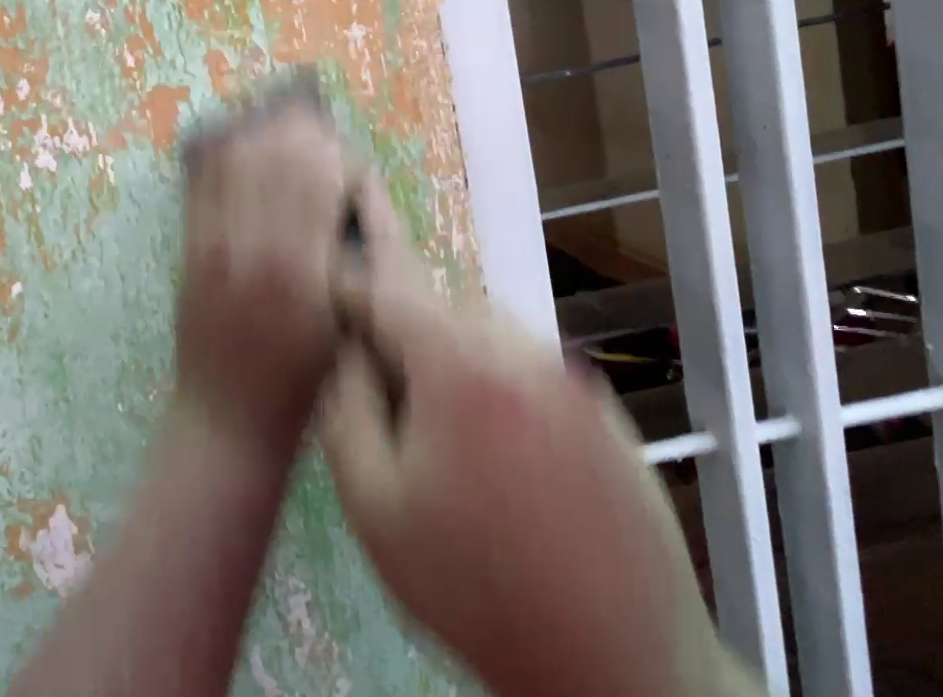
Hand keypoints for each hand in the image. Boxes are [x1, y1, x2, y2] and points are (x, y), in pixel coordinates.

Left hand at [175, 92, 348, 459]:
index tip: (349, 158)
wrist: (228, 421)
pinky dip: (222, 155)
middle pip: (276, 155)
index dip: (338, 155)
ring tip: (281, 126)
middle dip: (300, 132)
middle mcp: (253, 247)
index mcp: (303, 270)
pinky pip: (201, 185)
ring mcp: (212, 247)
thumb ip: (348, 255)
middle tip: (316, 130)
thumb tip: (348, 192)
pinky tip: (238, 143)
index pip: (320, 175)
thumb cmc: (303, 386)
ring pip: (235, 159)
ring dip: (260, 133)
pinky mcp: (187, 253)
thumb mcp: (344, 324)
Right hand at [318, 180, 742, 696]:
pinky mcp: (604, 410)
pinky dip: (496, 379)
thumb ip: (346, 409)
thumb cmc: (474, 585)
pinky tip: (495, 452)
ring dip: (450, 351)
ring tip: (436, 426)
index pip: (389, 290)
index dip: (349, 284)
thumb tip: (348, 354)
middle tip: (378, 384)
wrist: (617, 658)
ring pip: (488, 332)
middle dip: (401, 328)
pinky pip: (530, 367)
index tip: (325, 290)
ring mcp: (573, 378)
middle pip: (442, 306)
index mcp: (463, 364)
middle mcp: (525, 351)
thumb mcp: (373, 505)